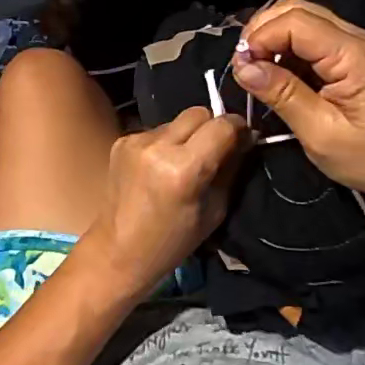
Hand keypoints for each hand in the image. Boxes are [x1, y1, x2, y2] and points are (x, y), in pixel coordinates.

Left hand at [76, 108, 248, 300]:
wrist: (118, 251)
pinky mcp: (122, 141)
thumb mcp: (215, 209)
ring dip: (188, 135)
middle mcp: (157, 145)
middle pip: (198, 113)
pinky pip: (156, 131)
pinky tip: (160, 167)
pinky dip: (166, 143)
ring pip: (177, 121)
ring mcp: (136, 140)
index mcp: (183, 168)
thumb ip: (231, 168)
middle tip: (215, 149)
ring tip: (184, 162)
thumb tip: (246, 137)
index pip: (222, 125)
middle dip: (212, 126)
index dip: (237, 128)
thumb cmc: (172, 241)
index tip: (244, 137)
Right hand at [233, 0, 364, 241]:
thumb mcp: (322, 135)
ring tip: (256, 69)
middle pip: (300, 9)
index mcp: (356, 56)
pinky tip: (279, 72)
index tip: (240, 68)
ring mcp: (363, 45)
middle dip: (263, 31)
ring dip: (275, 37)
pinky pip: (318, 36)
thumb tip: (242, 67)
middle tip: (244, 65)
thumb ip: (283, 95)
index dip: (260, 37)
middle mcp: (361, 39)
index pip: (295, 22)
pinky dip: (290, 47)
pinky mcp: (360, 56)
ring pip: (306, 19)